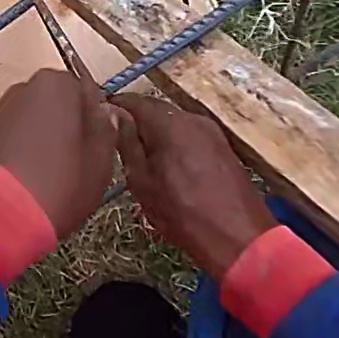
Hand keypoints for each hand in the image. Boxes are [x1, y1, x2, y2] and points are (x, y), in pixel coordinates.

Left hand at [0, 70, 118, 237]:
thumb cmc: (59, 184)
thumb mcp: (100, 162)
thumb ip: (106, 130)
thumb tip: (105, 114)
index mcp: (58, 84)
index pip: (88, 95)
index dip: (95, 123)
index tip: (96, 149)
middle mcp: (24, 87)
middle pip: (57, 106)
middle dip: (66, 128)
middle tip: (75, 165)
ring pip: (34, 122)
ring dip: (43, 140)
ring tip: (49, 175)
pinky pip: (14, 137)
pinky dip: (22, 151)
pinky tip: (28, 178)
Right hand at [113, 94, 277, 279]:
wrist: (238, 236)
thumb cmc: (181, 212)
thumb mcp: (141, 180)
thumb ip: (126, 142)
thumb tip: (114, 115)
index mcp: (170, 123)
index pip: (135, 101)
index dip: (116, 106)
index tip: (100, 116)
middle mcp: (193, 118)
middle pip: (157, 110)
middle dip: (136, 121)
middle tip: (117, 142)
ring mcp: (212, 131)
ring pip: (174, 123)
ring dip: (155, 133)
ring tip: (140, 157)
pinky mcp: (224, 146)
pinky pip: (190, 135)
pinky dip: (174, 143)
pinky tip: (166, 165)